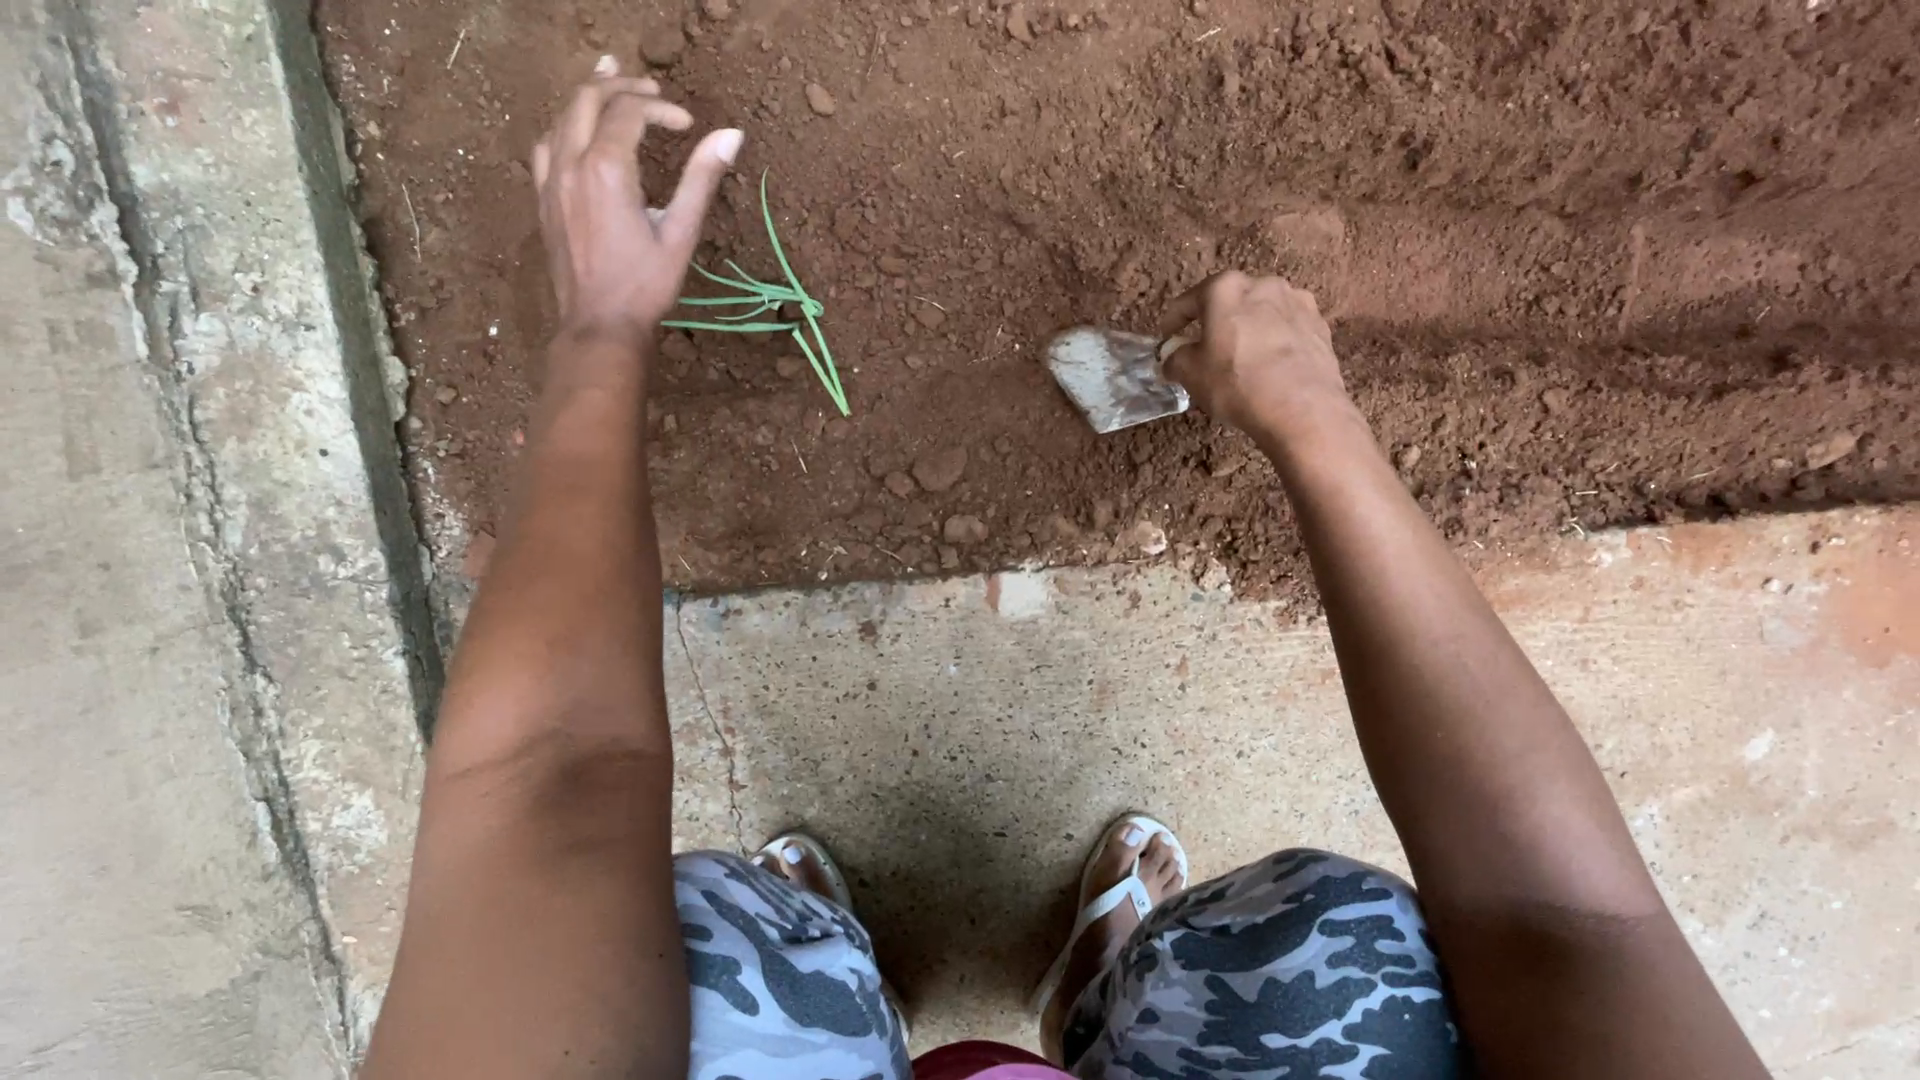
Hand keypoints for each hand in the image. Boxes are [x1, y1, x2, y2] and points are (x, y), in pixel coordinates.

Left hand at [531, 60, 742, 343]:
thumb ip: (701, 179)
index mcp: (606, 168)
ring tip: (612, 83)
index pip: (630, 112)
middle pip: (587, 98)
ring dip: (589, 97)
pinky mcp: (544, 198)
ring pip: (561, 115)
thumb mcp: (681, 232)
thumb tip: (732, 135)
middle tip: (651, 88)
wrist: (600, 323)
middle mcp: (571, 163)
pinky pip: (546, 143)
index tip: (687, 125)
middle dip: (621, 86)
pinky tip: (577, 130)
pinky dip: (565, 125)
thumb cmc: (646, 285)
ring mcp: (551, 180)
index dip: (660, 108)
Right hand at [1159, 272, 1352, 439]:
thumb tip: (1173, 358)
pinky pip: (1286, 329)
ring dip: (1247, 330)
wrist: (1302, 409)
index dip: (1172, 322)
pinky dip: (1273, 341)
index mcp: (1225, 288)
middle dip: (1214, 323)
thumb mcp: (1190, 374)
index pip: (1187, 301)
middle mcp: (1263, 284)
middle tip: (1204, 350)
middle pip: (1229, 302)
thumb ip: (1174, 358)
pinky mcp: (1319, 325)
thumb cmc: (1236, 383)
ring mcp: (1297, 302)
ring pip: (1260, 314)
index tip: (1167, 339)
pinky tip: (1270, 366)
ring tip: (1241, 359)